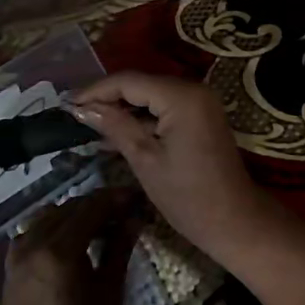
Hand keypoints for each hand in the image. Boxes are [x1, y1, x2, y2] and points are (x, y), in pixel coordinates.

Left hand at [0, 188, 136, 304]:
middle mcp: (29, 249)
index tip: (134, 196)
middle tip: (122, 212)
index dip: (114, 199)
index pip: (89, 208)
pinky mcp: (7, 280)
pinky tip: (69, 248)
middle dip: (93, 207)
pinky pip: (28, 241)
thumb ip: (119, 250)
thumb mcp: (111, 295)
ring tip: (97, 228)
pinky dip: (49, 233)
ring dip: (69, 217)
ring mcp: (13, 264)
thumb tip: (133, 218)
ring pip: (43, 222)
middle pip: (64, 210)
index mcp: (57, 252)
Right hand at [72, 73, 270, 260]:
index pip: (128, 81)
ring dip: (122, 109)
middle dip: (107, 98)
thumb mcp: (145, 160)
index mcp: (181, 97)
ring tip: (89, 125)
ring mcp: (199, 102)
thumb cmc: (189, 197)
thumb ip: (114, 127)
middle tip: (75, 115)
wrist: (236, 223)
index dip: (95, 91)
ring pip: (150, 96)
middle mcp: (192, 90)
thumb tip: (81, 109)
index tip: (67, 105)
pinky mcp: (200, 116)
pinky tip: (116, 133)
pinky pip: (164, 108)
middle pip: (140, 84)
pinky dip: (141, 119)